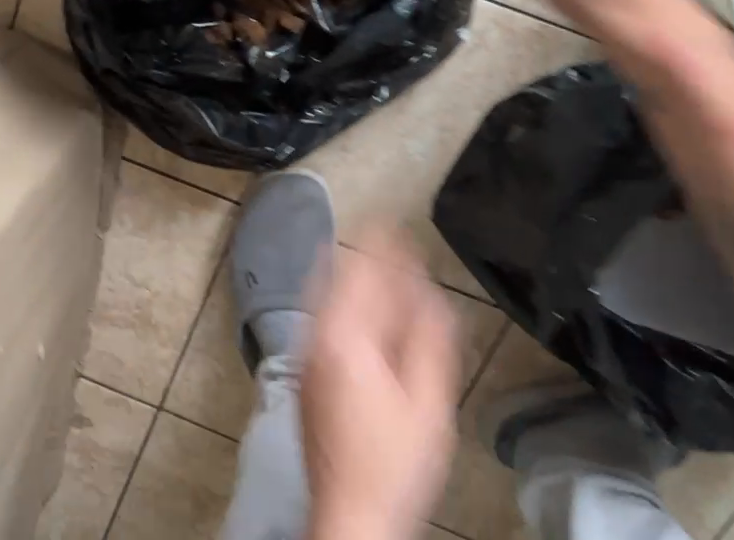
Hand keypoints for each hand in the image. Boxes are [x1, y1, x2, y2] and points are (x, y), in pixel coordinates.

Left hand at [301, 228, 459, 539]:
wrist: (351, 513)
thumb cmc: (395, 461)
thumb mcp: (428, 399)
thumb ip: (429, 337)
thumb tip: (428, 291)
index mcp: (345, 334)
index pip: (362, 268)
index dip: (384, 241)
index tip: (399, 223)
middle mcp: (315, 335)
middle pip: (336, 274)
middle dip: (364, 250)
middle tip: (391, 237)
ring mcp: (305, 354)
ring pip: (324, 294)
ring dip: (351, 273)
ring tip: (379, 264)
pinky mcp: (304, 374)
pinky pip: (321, 317)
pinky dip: (341, 299)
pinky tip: (362, 309)